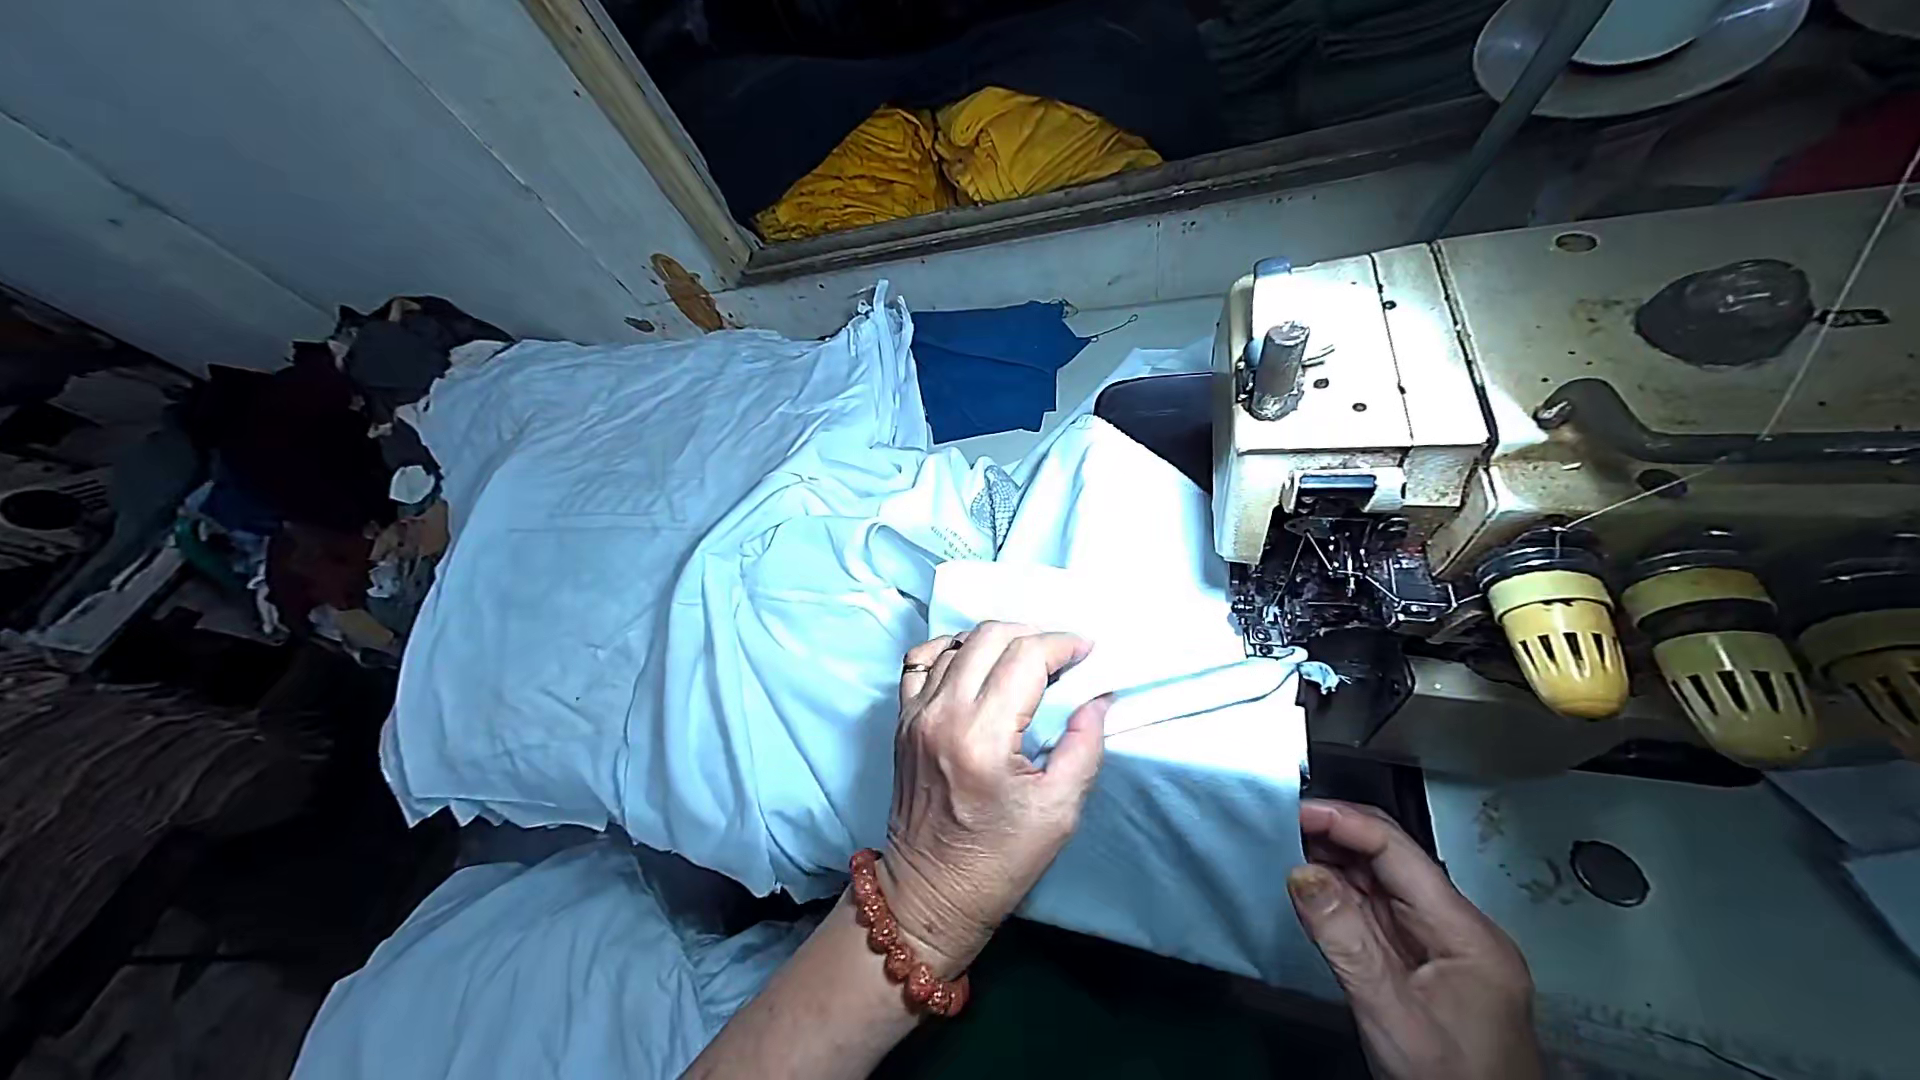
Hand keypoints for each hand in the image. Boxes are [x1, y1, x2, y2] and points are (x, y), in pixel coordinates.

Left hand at [880, 621, 1110, 975]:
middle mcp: (943, 713)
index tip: (1086, 651)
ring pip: (957, 642)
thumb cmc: (999, 859)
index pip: (1025, 657)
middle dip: (1034, 634)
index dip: (1062, 644)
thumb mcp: (1059, 811)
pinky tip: (974, 662)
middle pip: (990, 636)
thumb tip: (1098, 697)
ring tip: (1025, 659)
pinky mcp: (902, 719)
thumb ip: (1084, 745)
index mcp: (983, 736)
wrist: (928, 891)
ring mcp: (915, 713)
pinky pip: (921, 661)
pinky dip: (951, 649)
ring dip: (997, 640)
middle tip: (1060, 655)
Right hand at [1289, 799, 1541, 1079]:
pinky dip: (1336, 887)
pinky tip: (1310, 885)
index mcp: (1466, 934)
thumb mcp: (1390, 1014)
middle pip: (1389, 854)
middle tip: (1283, 825)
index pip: (1397, 850)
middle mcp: (1456, 927)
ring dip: (1331, 858)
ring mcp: (1436, 939)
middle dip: (1334, 833)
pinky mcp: (1416, 952)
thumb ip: (1345, 941)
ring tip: (1287, 849)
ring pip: (1377, 874)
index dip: (1343, 822)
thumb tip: (1302, 873)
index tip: (1296, 811)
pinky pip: (1371, 903)